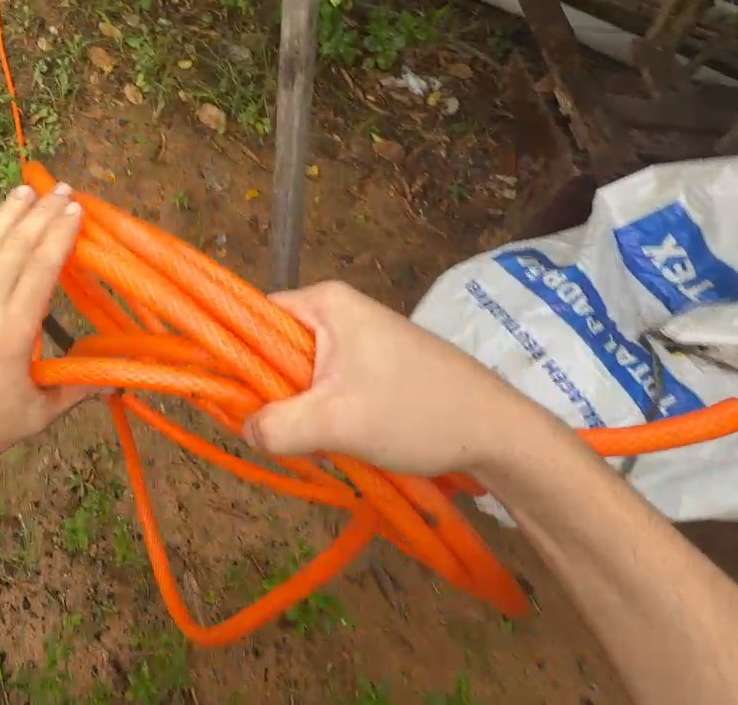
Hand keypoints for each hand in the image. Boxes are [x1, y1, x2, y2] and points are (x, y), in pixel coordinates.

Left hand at [0, 183, 97, 485]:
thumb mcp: (37, 415)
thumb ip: (78, 390)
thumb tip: (121, 380)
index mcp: (12, 333)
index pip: (41, 269)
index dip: (60, 235)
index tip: (76, 211)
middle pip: (15, 248)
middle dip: (41, 215)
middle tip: (63, 191)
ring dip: (5, 215)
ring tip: (26, 190)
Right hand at [241, 281, 550, 476]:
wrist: (502, 434)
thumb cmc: (417, 413)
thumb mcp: (337, 423)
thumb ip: (277, 425)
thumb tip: (244, 428)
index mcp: (324, 302)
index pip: (253, 318)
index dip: (237, 356)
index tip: (235, 398)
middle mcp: (337, 308)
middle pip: (274, 345)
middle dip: (273, 388)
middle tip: (280, 425)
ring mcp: (358, 334)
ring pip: (300, 368)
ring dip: (299, 404)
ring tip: (316, 435)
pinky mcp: (374, 360)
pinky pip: (325, 379)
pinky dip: (322, 408)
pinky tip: (338, 434)